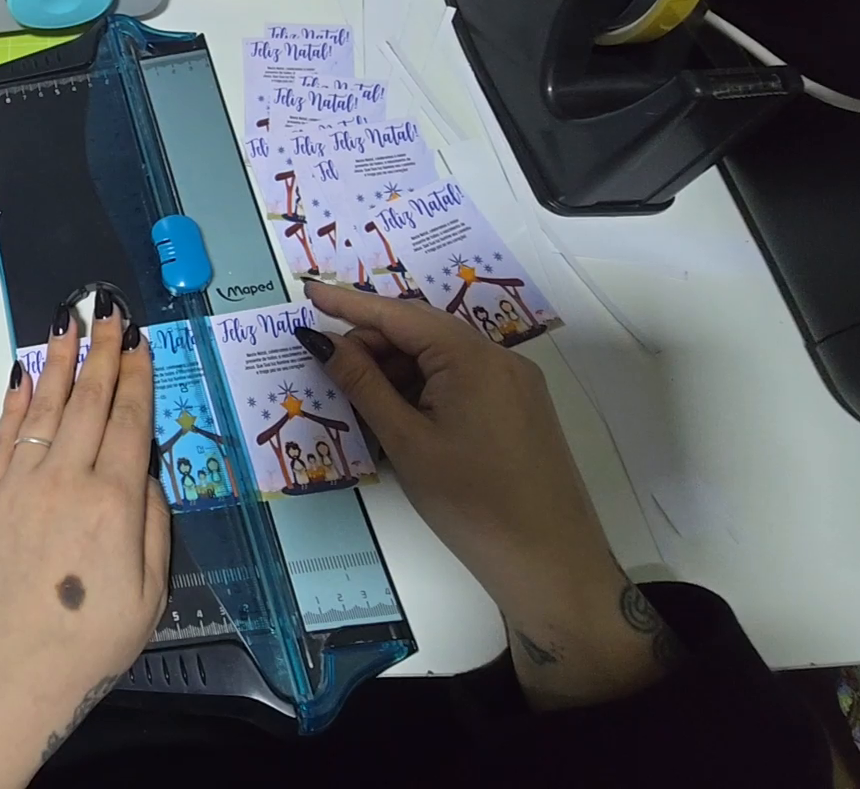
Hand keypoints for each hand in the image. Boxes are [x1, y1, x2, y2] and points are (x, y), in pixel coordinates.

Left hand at [0, 292, 168, 788]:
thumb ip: (152, 524)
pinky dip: (17, 400)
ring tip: (68, 323)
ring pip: (46, 406)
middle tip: (108, 312)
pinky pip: (5, 434)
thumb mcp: (149, 594)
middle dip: (102, 352)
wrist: (7, 667)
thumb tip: (144, 473)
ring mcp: (22, 480)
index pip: (129, 422)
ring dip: (58, 361)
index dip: (136, 378)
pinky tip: (25, 374)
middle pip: (89, 401)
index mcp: (113, 502)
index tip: (139, 343)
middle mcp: (66, 478)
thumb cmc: (86, 641)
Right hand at [302, 281, 677, 708]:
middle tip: (325, 361)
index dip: (350, 303)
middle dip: (369, 339)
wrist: (551, 567)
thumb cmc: (469, 499)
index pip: (399, 315)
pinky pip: (456, 378)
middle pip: (420, 331)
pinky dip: (418, 385)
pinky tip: (394, 410)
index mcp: (472, 359)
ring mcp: (512, 384)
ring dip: (392, 366)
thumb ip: (360, 381)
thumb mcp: (403, 438)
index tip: (308, 291)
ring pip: (437, 356)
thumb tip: (319, 339)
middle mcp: (498, 359)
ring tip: (357, 396)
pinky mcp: (515, 408)